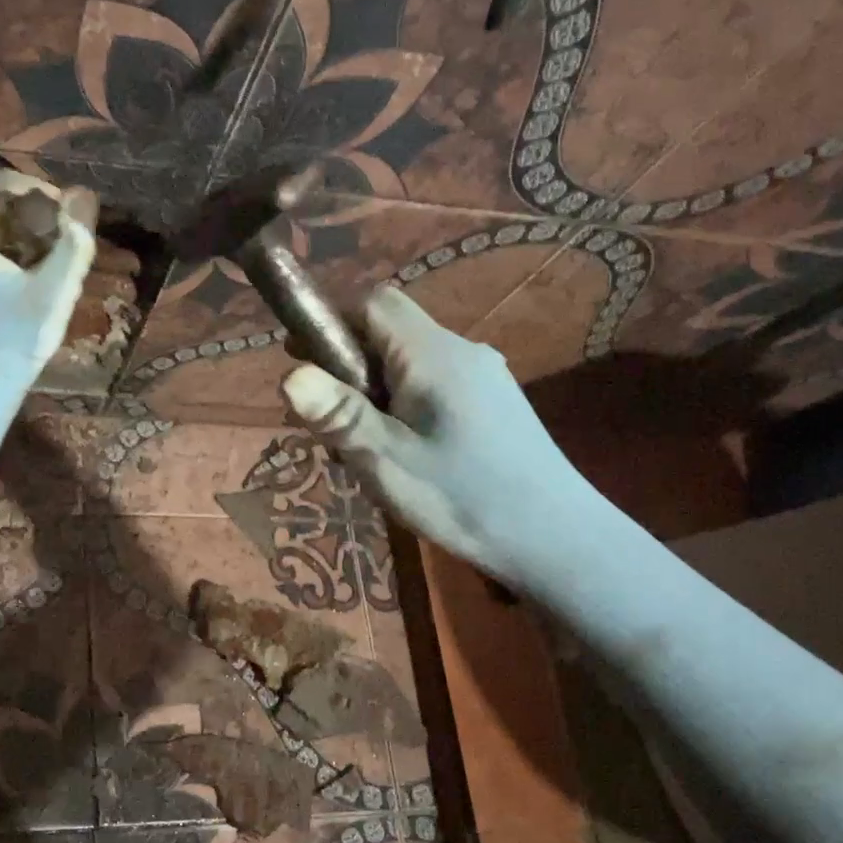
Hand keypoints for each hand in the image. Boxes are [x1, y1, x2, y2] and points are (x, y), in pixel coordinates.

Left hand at [0, 172, 96, 379]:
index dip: (45, 194)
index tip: (70, 221)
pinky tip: (32, 264)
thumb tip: (84, 193)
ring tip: (52, 251)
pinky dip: (11, 240)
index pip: (7, 184)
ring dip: (25, 226)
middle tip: (63, 236)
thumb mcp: (56, 288)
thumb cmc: (18, 337)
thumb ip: (74, 239)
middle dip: (35, 210)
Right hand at [280, 286, 607, 587]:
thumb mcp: (386, 459)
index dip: (331, 323)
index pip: (373, 303)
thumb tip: (287, 375)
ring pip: (409, 364)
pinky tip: (403, 457)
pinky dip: (402, 407)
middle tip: (328, 424)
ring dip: (373, 393)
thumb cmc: (462, 497)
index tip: (304, 365)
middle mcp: (460, 352)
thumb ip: (339, 415)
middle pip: (389, 333)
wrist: (555, 538)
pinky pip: (432, 386)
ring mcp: (483, 377)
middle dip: (348, 367)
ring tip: (362, 450)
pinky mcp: (493, 405)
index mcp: (432, 354)